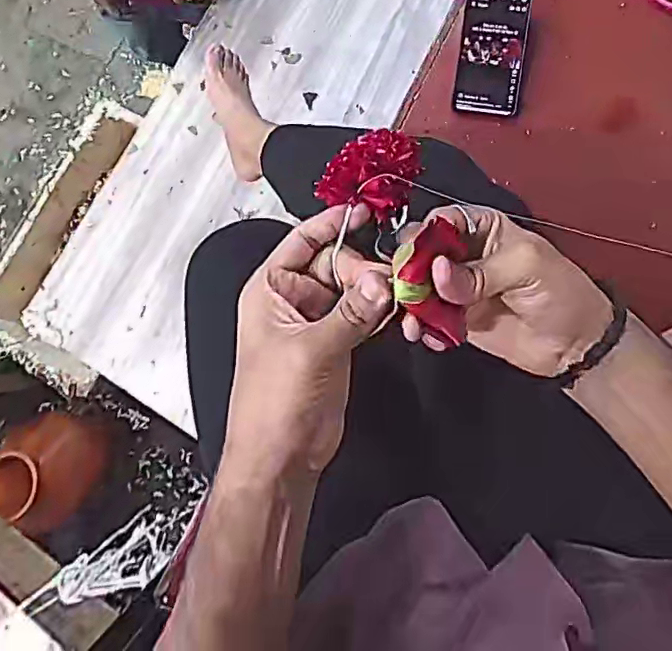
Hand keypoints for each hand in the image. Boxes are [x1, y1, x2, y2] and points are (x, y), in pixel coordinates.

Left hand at [222, 206, 396, 480]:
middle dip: (365, 267)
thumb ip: (351, 312)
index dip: (332, 222)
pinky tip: (398, 311)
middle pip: (337, 261)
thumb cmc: (272, 406)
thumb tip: (381, 280)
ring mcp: (317, 320)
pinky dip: (382, 310)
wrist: (279, 461)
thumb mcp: (312, 351)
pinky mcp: (338, 340)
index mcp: (271, 289)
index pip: (303, 240)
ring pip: (355, 286)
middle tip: (390, 281)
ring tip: (399, 294)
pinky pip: (364, 311)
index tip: (364, 211)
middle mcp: (293, 298)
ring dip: (378, 288)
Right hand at [414, 208, 614, 376]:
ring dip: (409, 301)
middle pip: (423, 252)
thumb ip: (479, 272)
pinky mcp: (455, 318)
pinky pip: (428, 318)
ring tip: (412, 321)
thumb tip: (435, 272)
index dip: (424, 233)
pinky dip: (420, 326)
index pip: (443, 220)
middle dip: (408, 269)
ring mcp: (458, 287)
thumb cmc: (560, 290)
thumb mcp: (525, 268)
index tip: (412, 254)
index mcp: (483, 227)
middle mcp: (465, 253)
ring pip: (419, 286)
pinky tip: (424, 335)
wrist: (576, 344)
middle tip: (404, 289)